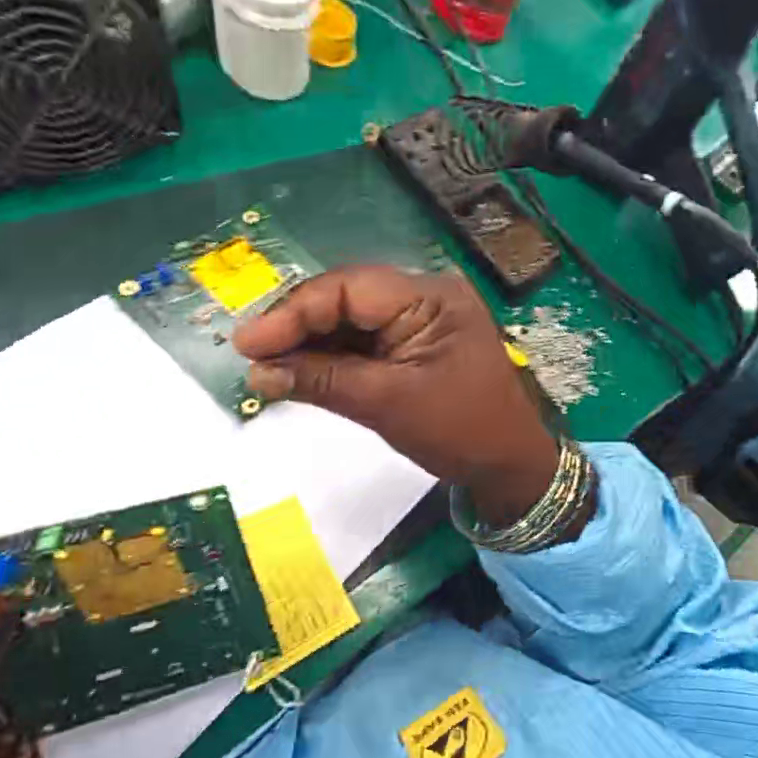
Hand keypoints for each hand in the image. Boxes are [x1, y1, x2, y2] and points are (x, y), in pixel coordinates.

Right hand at [234, 266, 557, 524]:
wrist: (509, 467)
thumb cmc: (461, 432)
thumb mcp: (388, 405)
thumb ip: (323, 382)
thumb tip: (257, 372)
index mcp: (429, 298)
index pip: (347, 289)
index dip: (292, 313)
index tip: (248, 343)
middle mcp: (423, 298)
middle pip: (344, 300)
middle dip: (296, 328)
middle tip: (250, 355)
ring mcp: (418, 323)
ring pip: (349, 323)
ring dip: (308, 345)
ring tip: (265, 367)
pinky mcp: (411, 348)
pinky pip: (362, 345)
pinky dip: (330, 361)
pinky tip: (298, 372)